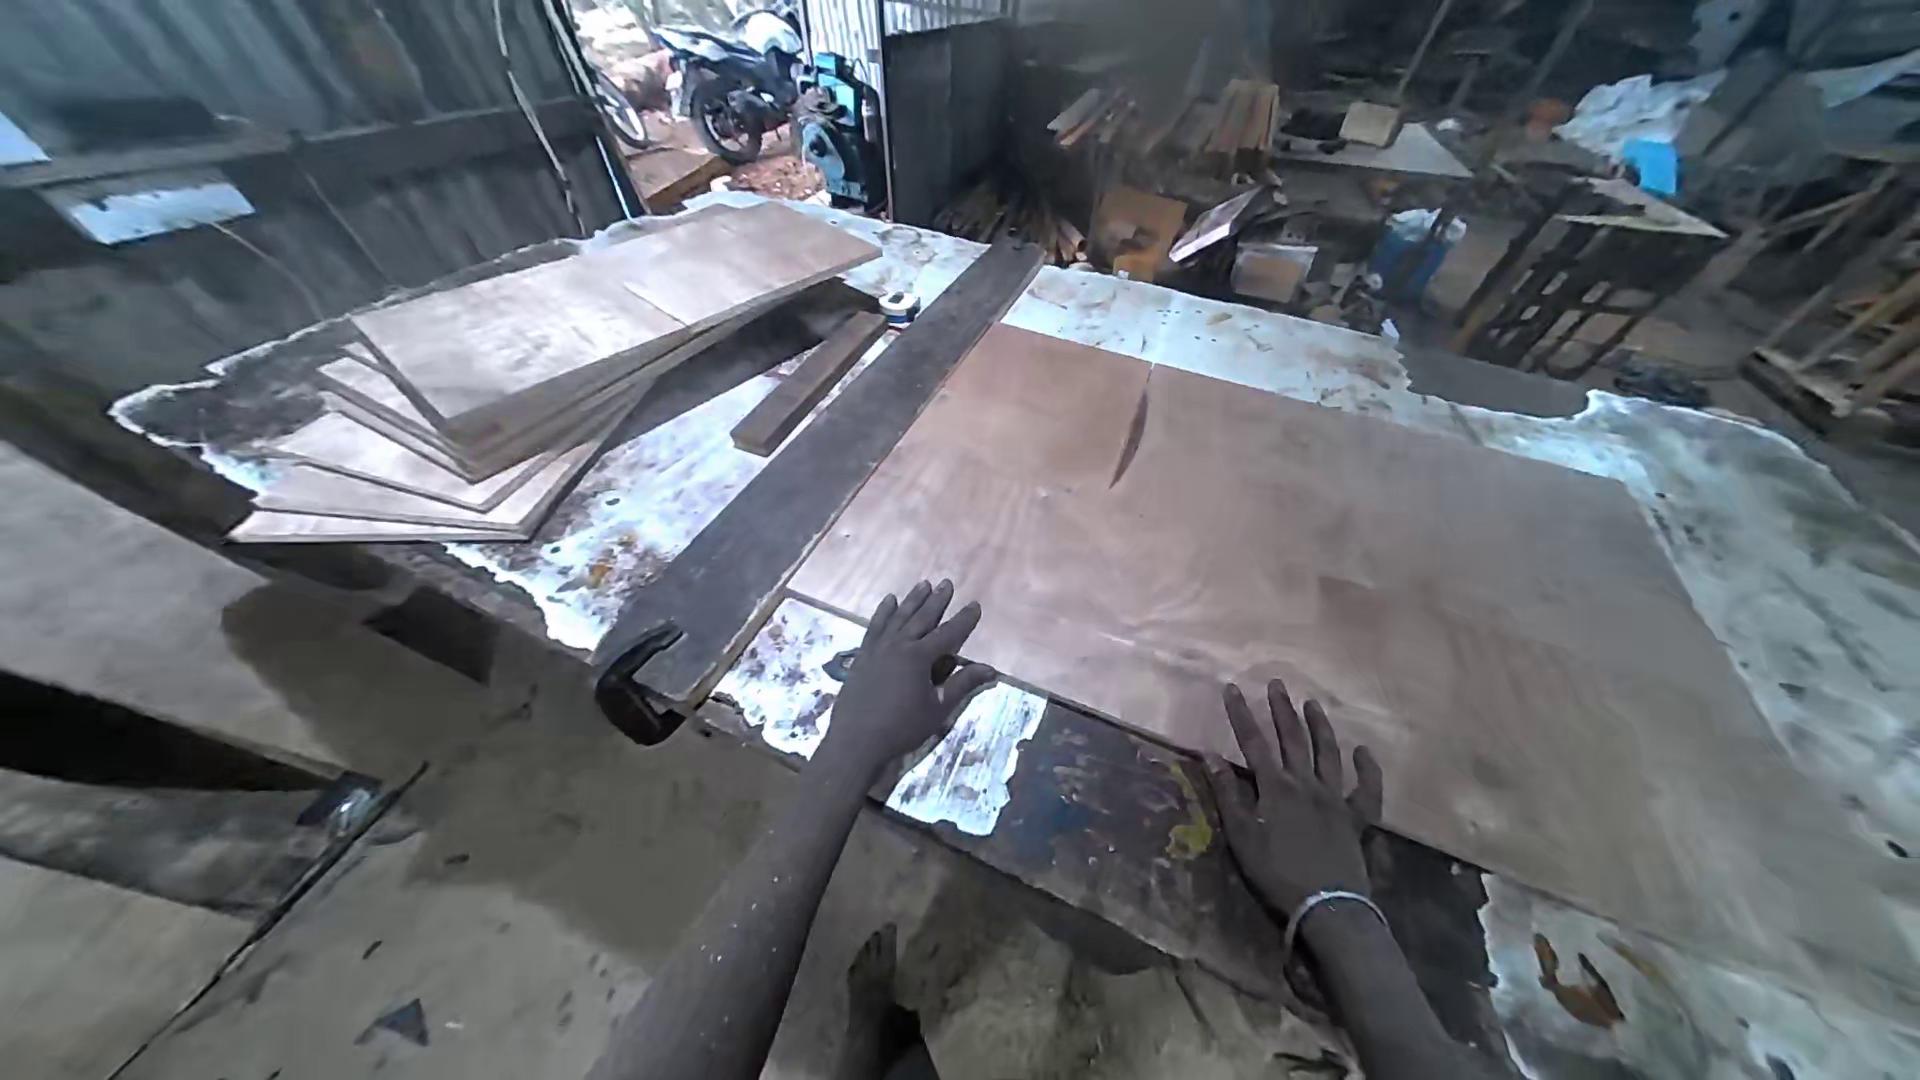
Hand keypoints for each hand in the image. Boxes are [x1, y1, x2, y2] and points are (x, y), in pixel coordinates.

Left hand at [815, 580, 996, 782]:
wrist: (856, 741)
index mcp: (918, 657)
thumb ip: (962, 685)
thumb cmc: (901, 728)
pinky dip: (883, 613)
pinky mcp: (862, 656)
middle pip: (921, 618)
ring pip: (898, 617)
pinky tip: (888, 601)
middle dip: (936, 600)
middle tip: (946, 583)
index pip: (947, 633)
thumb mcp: (938, 709)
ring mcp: (877, 648)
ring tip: (922, 584)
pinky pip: (875, 627)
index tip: (975, 605)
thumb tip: (990, 669)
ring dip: (912, 600)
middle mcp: (897, 645)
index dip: (963, 620)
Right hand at [1202, 680, 1384, 914]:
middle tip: (1277, 684)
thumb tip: (1208, 753)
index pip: (1252, 741)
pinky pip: (1366, 791)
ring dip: (1319, 726)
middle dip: (1281, 709)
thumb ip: (1226, 791)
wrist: (1328, 908)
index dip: (1240, 713)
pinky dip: (1367, 770)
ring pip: (1328, 754)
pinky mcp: (1356, 819)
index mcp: (1275, 787)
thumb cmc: (1275, 872)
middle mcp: (1305, 784)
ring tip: (1312, 703)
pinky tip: (1363, 752)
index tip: (1232, 688)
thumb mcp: (1240, 834)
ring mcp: (1334, 799)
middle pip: (1292, 738)